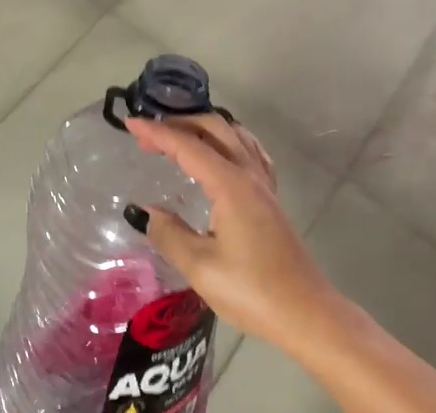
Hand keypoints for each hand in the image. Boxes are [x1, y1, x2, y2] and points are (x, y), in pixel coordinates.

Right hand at [125, 115, 344, 351]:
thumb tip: (143, 210)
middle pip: (215, 129)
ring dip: (204, 128)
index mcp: (231, 184)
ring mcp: (265, 184)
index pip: (188, 146)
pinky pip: (250, 152)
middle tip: (148, 134)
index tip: (130, 123)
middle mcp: (249, 174)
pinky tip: (222, 153)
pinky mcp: (272, 198)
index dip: (157, 133)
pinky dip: (229, 140)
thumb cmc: (252, 290)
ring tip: (179, 137)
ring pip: (235, 135)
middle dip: (179, 123)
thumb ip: (169, 234)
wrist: (305, 311)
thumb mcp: (201, 268)